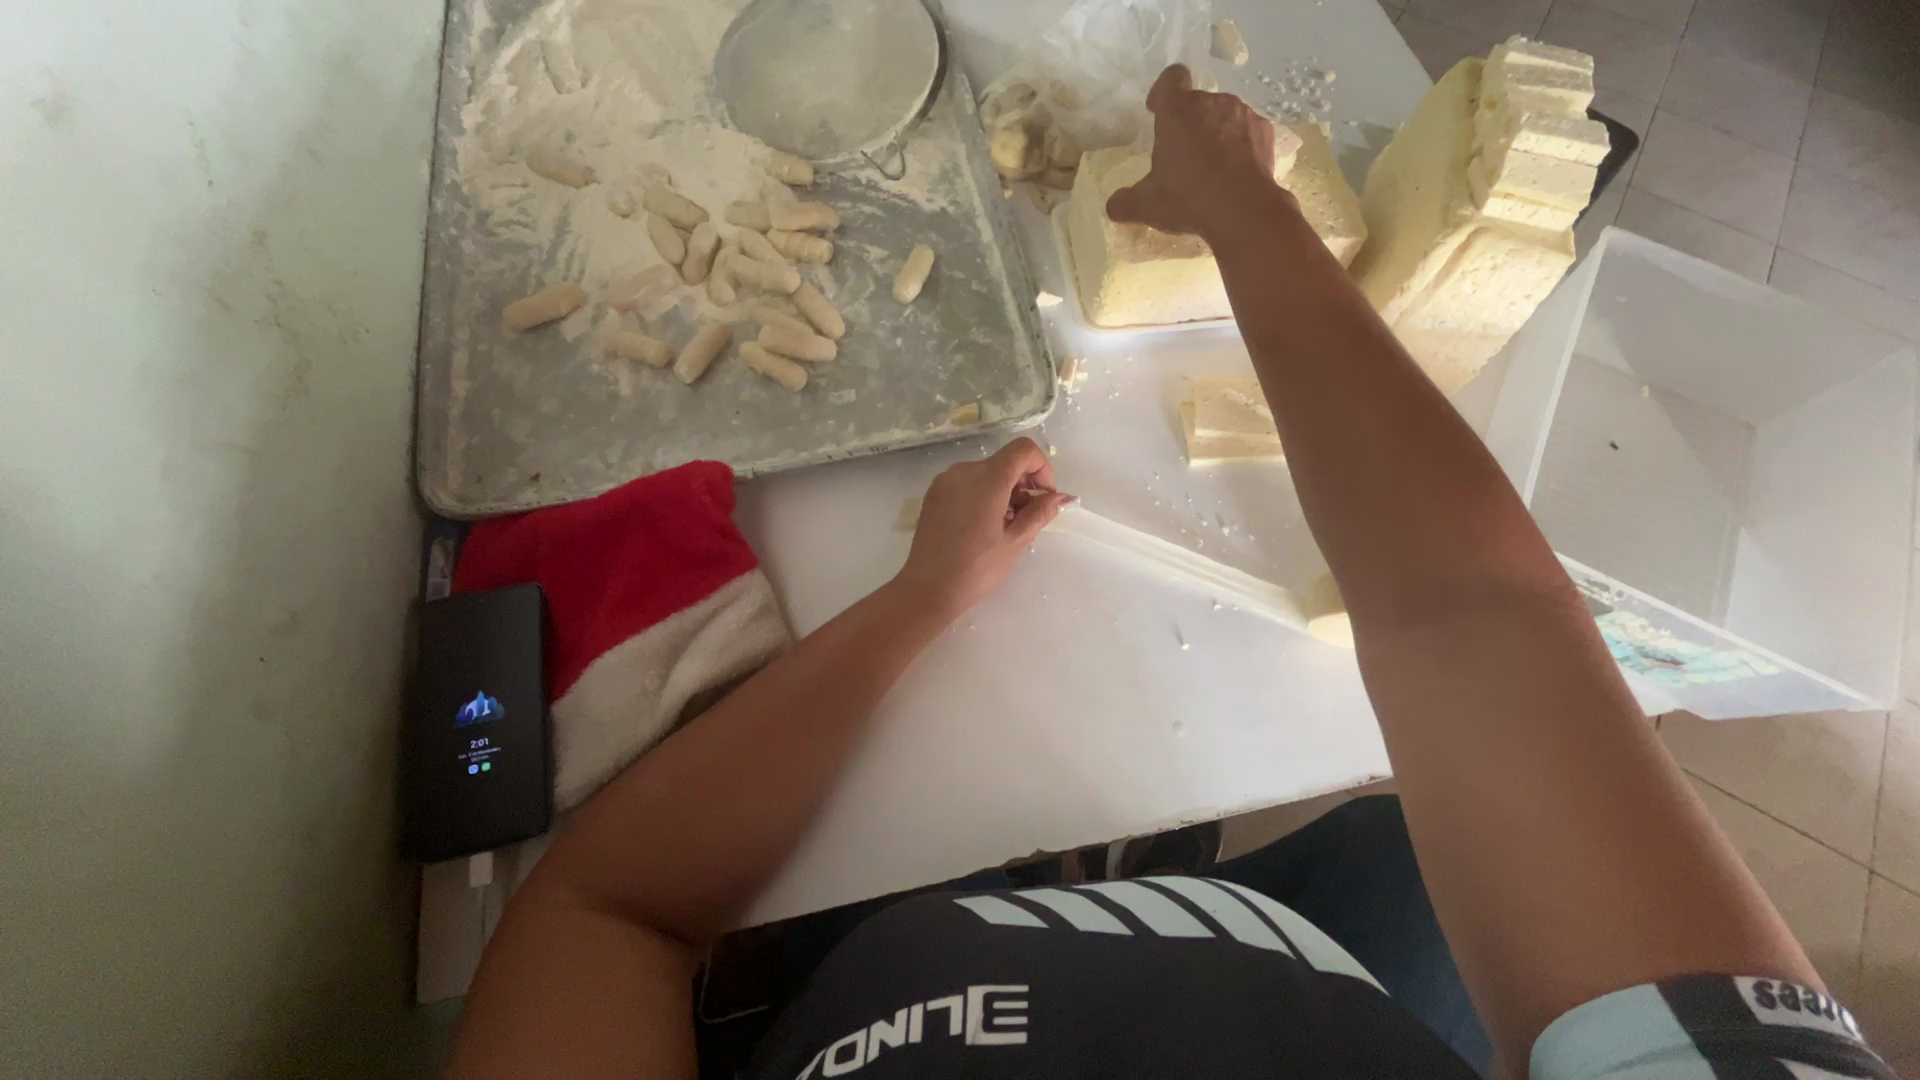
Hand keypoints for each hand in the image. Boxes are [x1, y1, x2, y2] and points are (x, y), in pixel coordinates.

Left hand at [894, 438, 1074, 617]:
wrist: (927, 588)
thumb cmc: (976, 568)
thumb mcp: (1015, 542)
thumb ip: (1040, 512)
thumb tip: (1062, 497)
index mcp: (987, 478)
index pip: (1024, 450)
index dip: (1042, 468)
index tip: (1044, 497)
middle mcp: (963, 470)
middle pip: (1004, 462)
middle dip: (1023, 486)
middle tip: (1025, 521)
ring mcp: (945, 481)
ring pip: (986, 474)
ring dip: (1003, 493)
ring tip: (1003, 528)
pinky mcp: (934, 494)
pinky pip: (967, 484)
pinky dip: (982, 496)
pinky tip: (981, 527)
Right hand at [1106, 64, 1283, 240]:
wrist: (1242, 209)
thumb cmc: (1187, 198)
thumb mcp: (1146, 205)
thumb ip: (1125, 202)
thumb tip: (1113, 206)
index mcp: (1177, 111)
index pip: (1170, 79)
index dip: (1163, 91)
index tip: (1157, 110)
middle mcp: (1211, 102)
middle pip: (1197, 102)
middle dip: (1189, 123)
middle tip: (1182, 155)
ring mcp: (1242, 114)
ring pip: (1224, 116)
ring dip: (1215, 133)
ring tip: (1211, 167)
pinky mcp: (1264, 132)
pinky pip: (1246, 133)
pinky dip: (1240, 146)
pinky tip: (1234, 172)